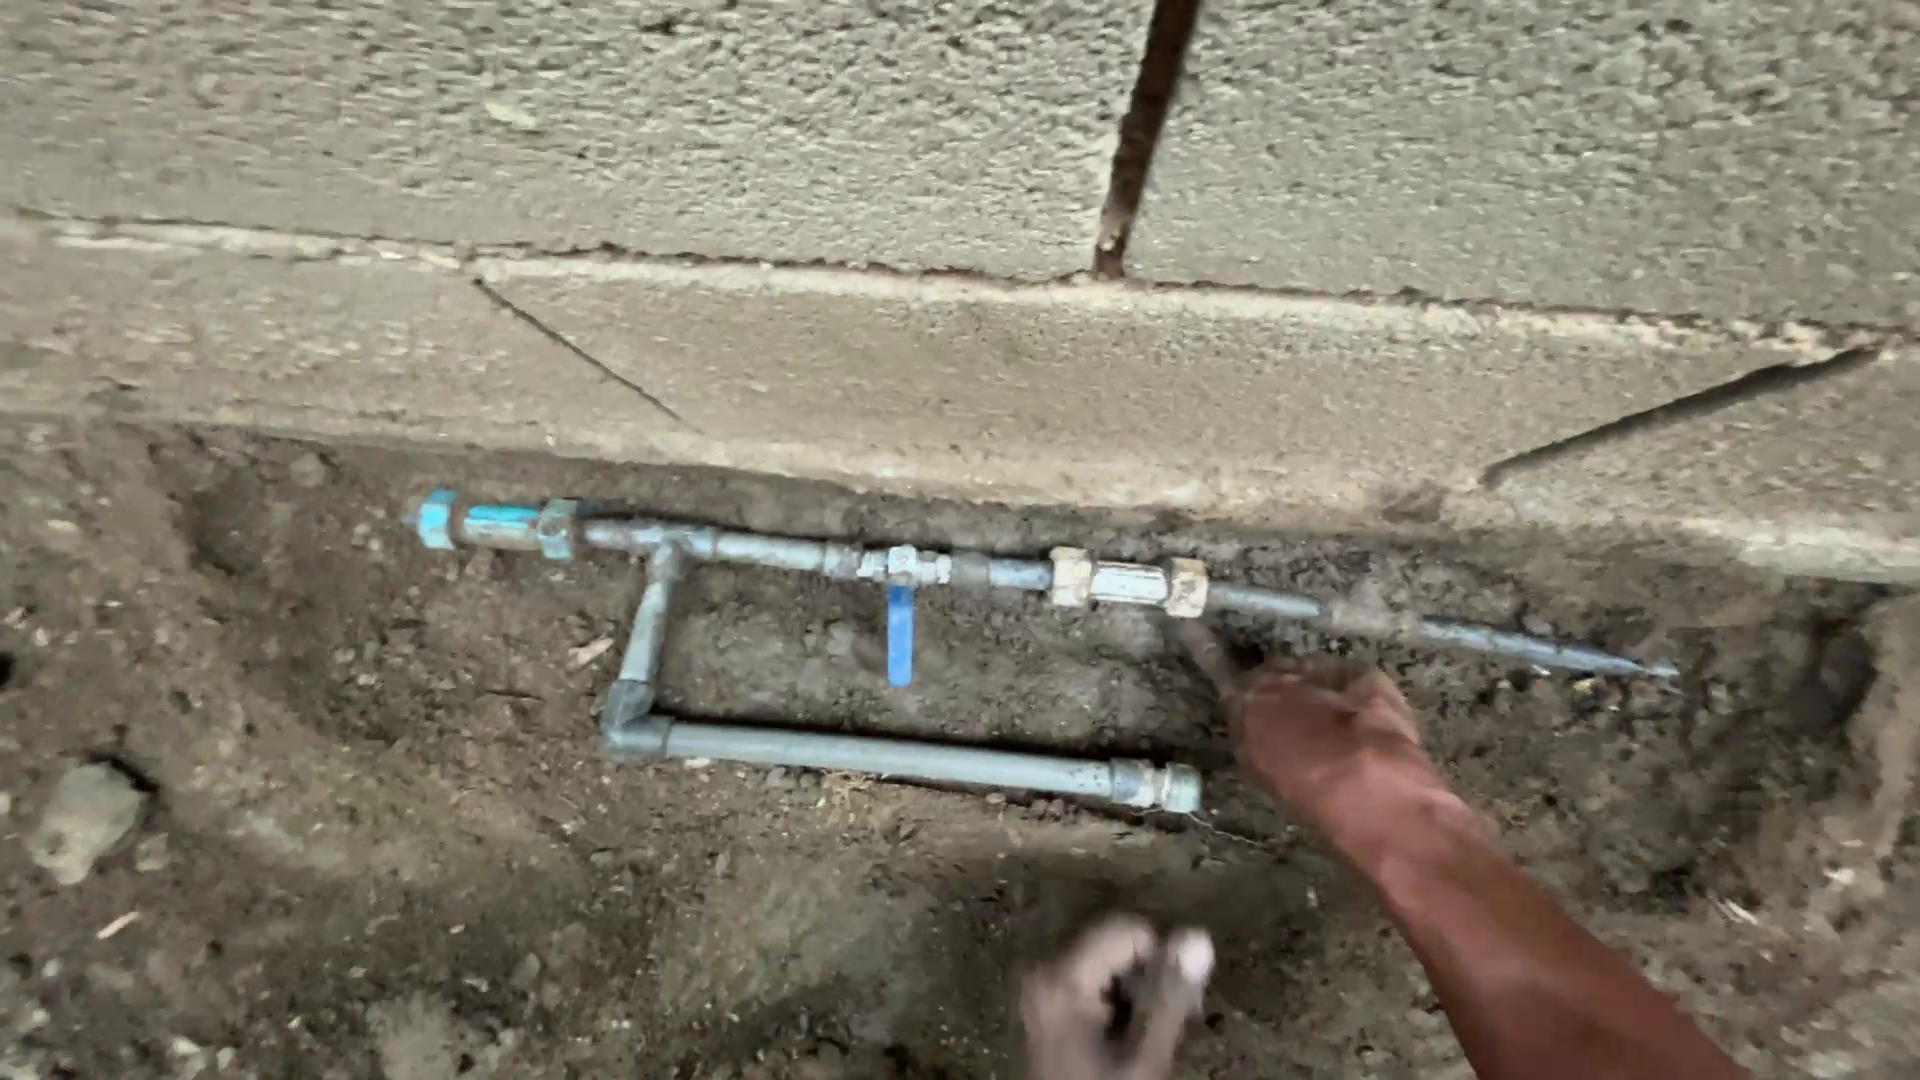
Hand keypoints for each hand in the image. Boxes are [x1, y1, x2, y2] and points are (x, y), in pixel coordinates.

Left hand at [1021, 916, 1213, 1079]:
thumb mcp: (1145, 1054)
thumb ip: (1171, 994)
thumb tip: (1198, 936)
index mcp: (1063, 974)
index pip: (1126, 930)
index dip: (1160, 960)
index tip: (1179, 1005)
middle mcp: (1046, 966)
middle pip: (1113, 942)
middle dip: (1146, 977)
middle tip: (1163, 1026)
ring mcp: (1042, 982)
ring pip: (1105, 959)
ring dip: (1133, 990)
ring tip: (1143, 1038)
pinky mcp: (1046, 997)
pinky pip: (1090, 977)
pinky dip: (1114, 999)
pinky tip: (1122, 1037)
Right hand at [1176, 625, 1470, 863]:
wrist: (1367, 791)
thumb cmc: (1305, 795)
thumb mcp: (1262, 769)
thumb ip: (1254, 737)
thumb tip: (1259, 729)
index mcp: (1243, 701)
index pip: (1217, 665)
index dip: (1209, 650)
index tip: (1195, 634)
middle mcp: (1277, 678)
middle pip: (1273, 670)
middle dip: (1280, 684)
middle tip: (1294, 712)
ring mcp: (1322, 672)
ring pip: (1313, 671)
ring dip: (1319, 688)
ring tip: (1335, 722)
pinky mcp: (1365, 676)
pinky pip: (1354, 679)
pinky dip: (1358, 695)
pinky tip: (1367, 721)